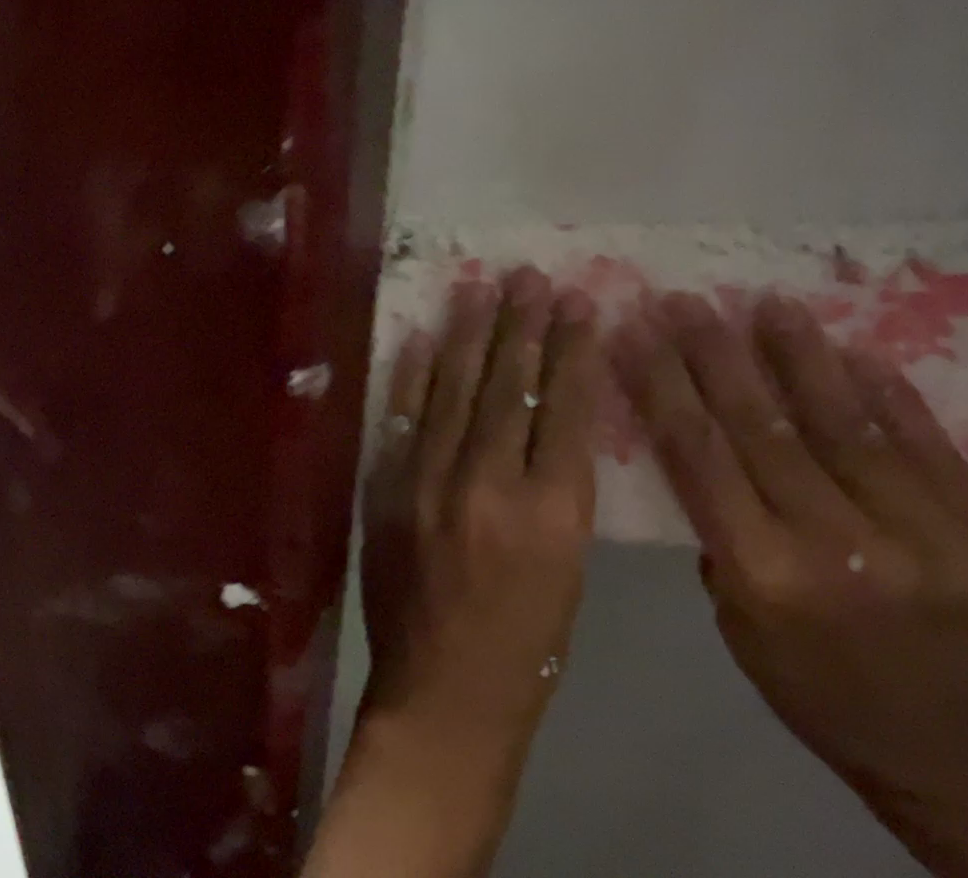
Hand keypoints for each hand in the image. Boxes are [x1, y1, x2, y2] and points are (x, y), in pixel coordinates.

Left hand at [360, 268, 603, 739]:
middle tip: (530, 277)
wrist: (443, 690)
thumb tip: (548, 416)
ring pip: (455, 391)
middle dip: (522, 325)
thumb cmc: (529, 643)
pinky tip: (427, 337)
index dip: (573, 349)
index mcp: (553, 511)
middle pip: (509, 386)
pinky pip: (403, 419)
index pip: (565, 406)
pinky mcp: (386, 491)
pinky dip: (415, 376)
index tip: (581, 304)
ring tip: (484, 287)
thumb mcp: (570, 564)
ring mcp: (428, 483)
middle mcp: (488, 484)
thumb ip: (558, 488)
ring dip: (470, 334)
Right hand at [618, 291, 967, 877]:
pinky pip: (933, 450)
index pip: (700, 457)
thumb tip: (710, 446)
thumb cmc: (820, 691)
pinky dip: (887, 396)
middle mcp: (844, 553)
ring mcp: (936, 543)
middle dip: (715, 356)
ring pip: (848, 427)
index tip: (635, 332)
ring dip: (799, 357)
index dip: (663, 386)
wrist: (965, 756)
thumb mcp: (740, 626)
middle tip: (686, 300)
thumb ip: (724, 537)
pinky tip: (850, 351)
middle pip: (763, 429)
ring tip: (766, 304)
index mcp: (765, 579)